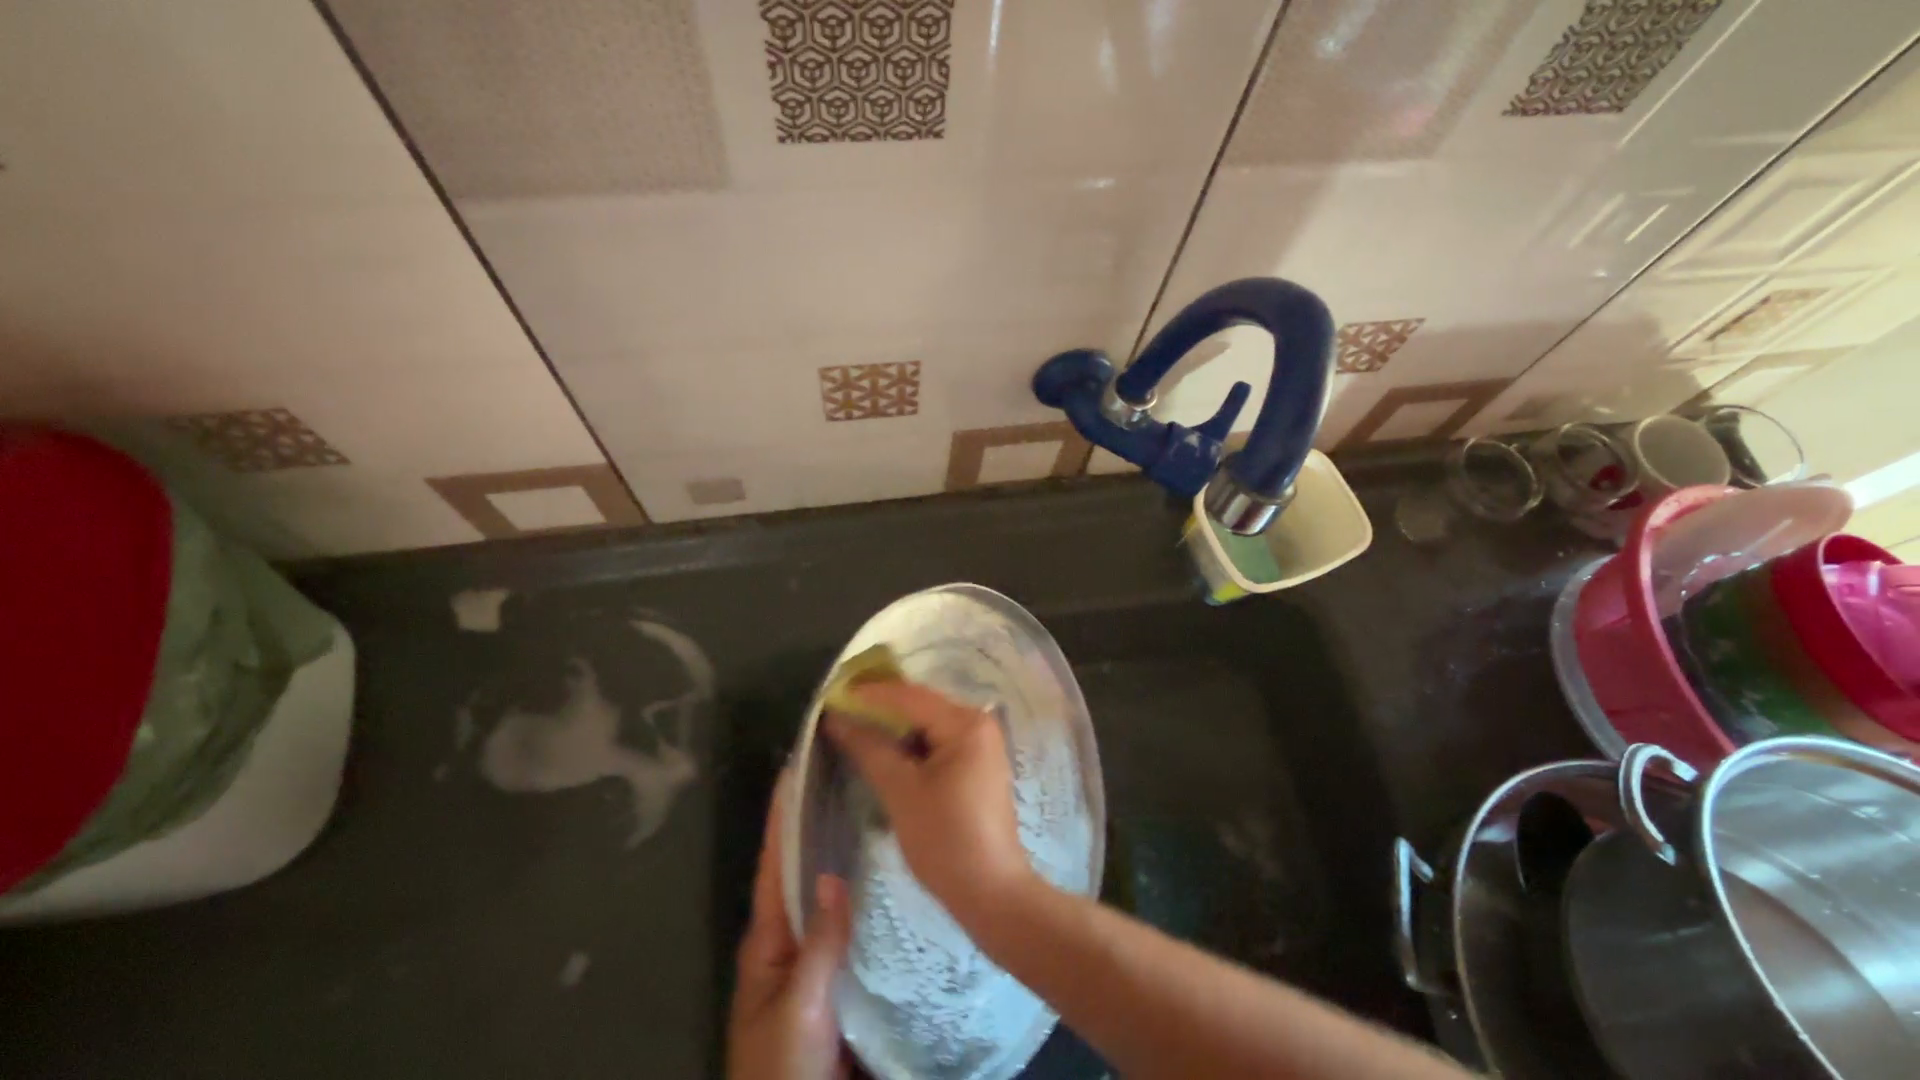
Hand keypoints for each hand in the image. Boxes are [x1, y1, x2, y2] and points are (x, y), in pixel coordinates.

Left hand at [727, 774, 851, 1079]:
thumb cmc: (784, 1065)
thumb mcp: (801, 1005)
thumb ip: (820, 944)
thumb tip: (834, 876)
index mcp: (768, 941)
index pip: (775, 866)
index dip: (782, 818)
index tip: (795, 769)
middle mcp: (789, 942)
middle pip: (801, 874)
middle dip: (816, 827)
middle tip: (847, 780)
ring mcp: (813, 963)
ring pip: (828, 899)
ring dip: (842, 857)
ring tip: (873, 812)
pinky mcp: (837, 982)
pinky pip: (849, 930)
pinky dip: (863, 900)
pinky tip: (889, 881)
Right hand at [824, 681, 1038, 928]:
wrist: (990, 893)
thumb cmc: (945, 839)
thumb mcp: (900, 791)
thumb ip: (868, 748)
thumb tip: (836, 718)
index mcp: (966, 724)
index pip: (909, 696)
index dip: (868, 695)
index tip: (831, 697)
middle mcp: (979, 725)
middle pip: (920, 708)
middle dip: (879, 712)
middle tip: (838, 715)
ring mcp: (981, 747)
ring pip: (926, 727)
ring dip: (893, 732)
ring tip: (853, 734)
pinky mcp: (976, 768)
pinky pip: (936, 746)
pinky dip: (910, 749)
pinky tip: (883, 757)